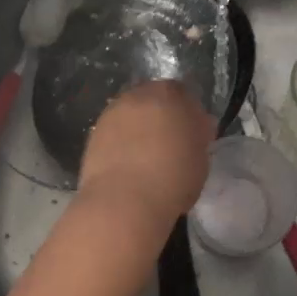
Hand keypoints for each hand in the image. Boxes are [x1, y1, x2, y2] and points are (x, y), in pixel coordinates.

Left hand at [79, 80, 213, 228]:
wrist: (124, 201)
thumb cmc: (173, 181)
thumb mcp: (201, 160)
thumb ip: (197, 137)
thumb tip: (195, 130)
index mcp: (173, 96)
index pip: (184, 95)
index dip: (189, 114)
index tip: (193, 135)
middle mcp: (141, 95)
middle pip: (155, 98)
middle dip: (162, 115)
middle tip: (169, 143)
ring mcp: (115, 110)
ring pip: (132, 112)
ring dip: (139, 126)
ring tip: (145, 155)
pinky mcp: (95, 130)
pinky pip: (115, 129)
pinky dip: (121, 139)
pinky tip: (126, 161)